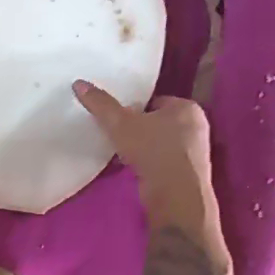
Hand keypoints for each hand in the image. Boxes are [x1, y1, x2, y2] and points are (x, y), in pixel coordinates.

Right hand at [74, 80, 214, 228]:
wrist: (174, 191)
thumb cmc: (152, 149)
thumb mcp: (120, 123)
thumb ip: (101, 104)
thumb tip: (79, 83)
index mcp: (186, 107)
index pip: (155, 100)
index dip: (134, 107)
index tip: (116, 117)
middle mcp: (196, 125)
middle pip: (157, 120)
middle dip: (137, 127)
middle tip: (114, 133)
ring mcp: (194, 149)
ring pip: (159, 140)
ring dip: (141, 145)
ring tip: (119, 150)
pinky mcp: (187, 170)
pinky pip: (161, 158)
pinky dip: (146, 161)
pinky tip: (130, 166)